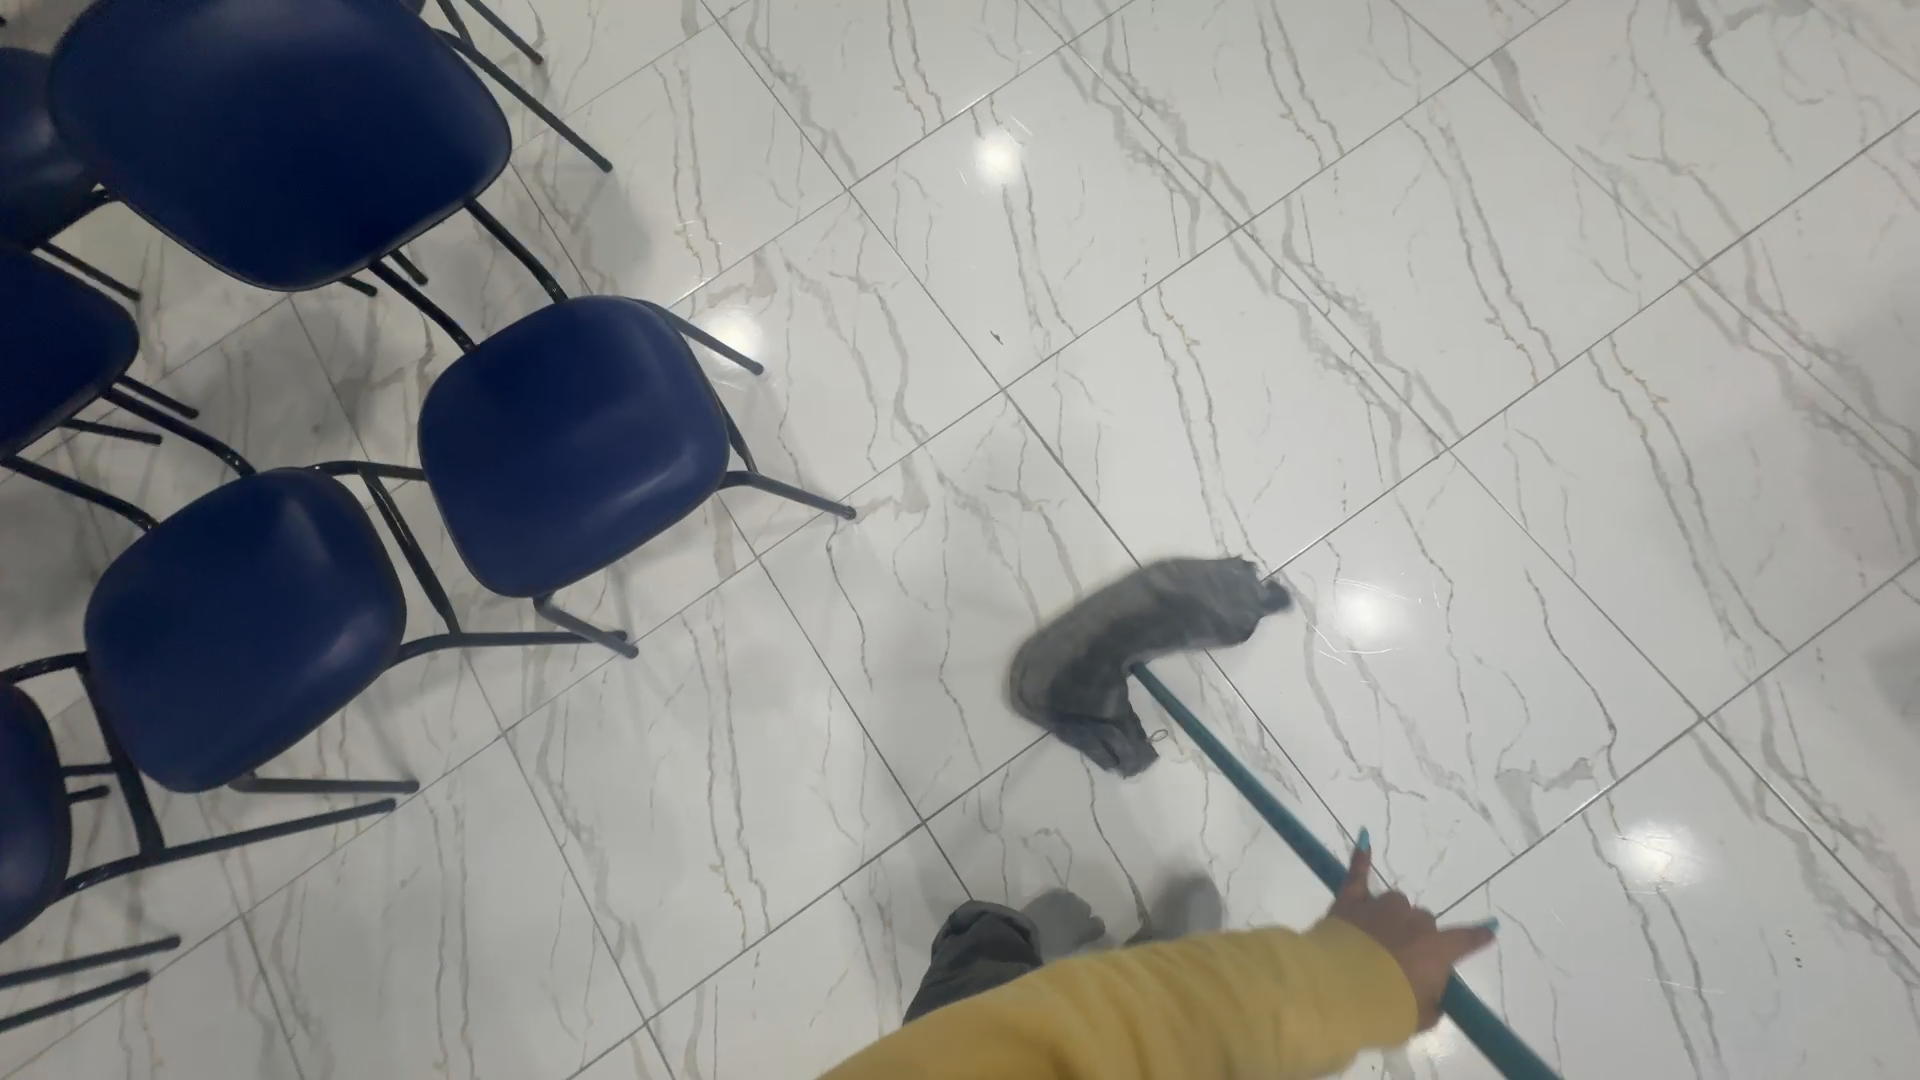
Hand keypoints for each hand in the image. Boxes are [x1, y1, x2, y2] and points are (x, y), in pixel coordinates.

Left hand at [1326, 837, 1495, 1029]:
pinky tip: (1363, 839)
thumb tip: (1425, 989)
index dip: (1476, 936)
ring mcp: (1379, 907)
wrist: (1341, 986)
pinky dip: (1360, 858)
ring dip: (1391, 914)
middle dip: (1416, 936)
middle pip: (1423, 920)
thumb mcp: (1422, 1015)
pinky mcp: (1349, 900)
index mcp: (1435, 950)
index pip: (1463, 940)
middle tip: (1400, 957)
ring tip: (1377, 935)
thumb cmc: (1386, 1005)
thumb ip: (1430, 998)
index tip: (1490, 928)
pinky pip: (1357, 874)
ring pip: (1394, 902)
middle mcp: (1411, 922)